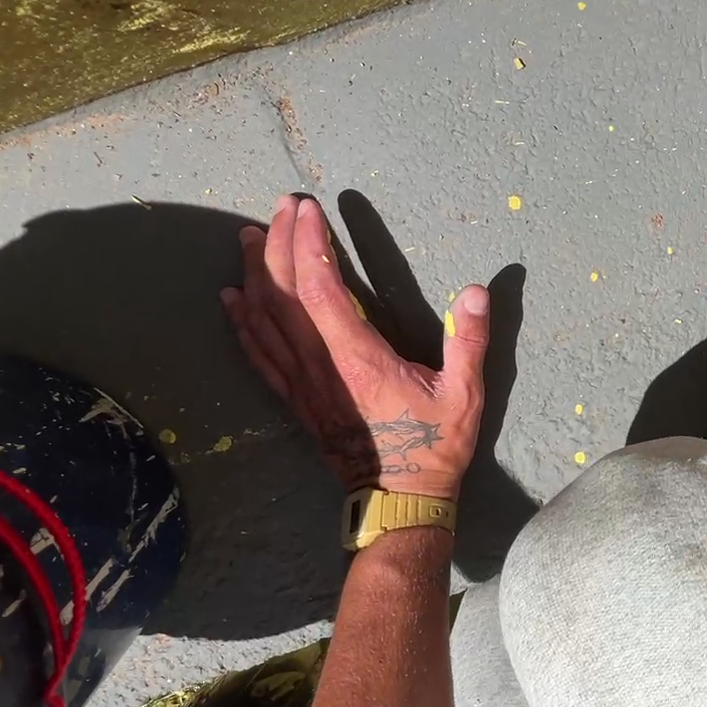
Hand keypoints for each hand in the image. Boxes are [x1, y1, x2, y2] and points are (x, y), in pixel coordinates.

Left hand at [221, 195, 489, 500]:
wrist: (400, 499)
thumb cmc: (434, 447)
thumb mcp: (465, 394)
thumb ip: (469, 341)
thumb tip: (475, 291)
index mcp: (359, 359)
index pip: (320, 287)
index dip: (309, 243)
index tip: (307, 208)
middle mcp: (320, 366)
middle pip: (282, 294)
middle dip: (279, 244)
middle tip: (281, 207)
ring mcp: (302, 384)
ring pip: (264, 320)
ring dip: (254, 274)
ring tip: (251, 237)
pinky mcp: (296, 400)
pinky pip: (258, 354)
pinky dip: (241, 322)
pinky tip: (231, 298)